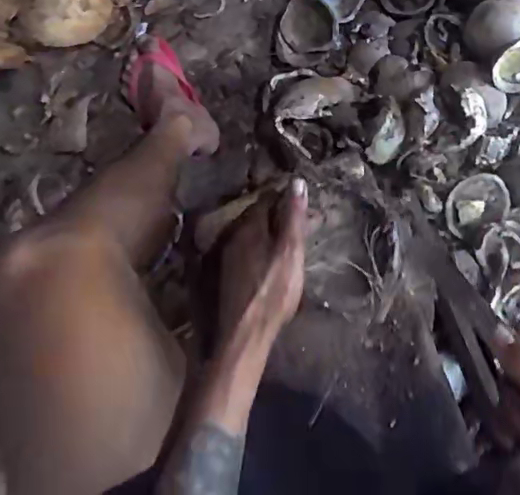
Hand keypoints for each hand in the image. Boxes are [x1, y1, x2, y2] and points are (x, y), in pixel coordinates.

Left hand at [216, 178, 310, 345]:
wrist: (242, 337)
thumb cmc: (273, 292)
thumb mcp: (290, 252)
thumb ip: (293, 217)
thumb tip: (297, 182)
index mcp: (249, 225)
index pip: (266, 198)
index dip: (283, 199)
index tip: (298, 205)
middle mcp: (231, 235)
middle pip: (254, 216)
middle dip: (272, 216)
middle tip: (292, 227)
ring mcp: (223, 257)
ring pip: (245, 235)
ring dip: (261, 234)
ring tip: (280, 244)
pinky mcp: (220, 277)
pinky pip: (239, 253)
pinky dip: (252, 251)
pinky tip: (262, 264)